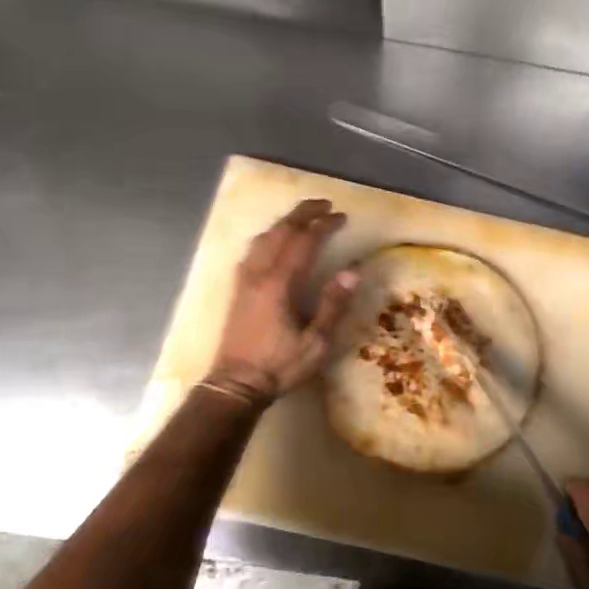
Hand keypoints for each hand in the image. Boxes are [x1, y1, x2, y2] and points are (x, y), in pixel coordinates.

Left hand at [207, 199, 358, 403]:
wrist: (236, 383)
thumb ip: (333, 305)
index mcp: (280, 284)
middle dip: (303, 213)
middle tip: (324, 205)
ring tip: (302, 218)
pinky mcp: (237, 289)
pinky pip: (252, 250)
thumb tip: (352, 273)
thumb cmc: (280, 365)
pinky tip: (274, 242)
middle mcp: (259, 273)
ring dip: (284, 222)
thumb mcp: (316, 343)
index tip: (342, 217)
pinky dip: (269, 236)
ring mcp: (244, 279)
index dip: (324, 226)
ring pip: (263, 238)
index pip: (304, 242)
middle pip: (281, 231)